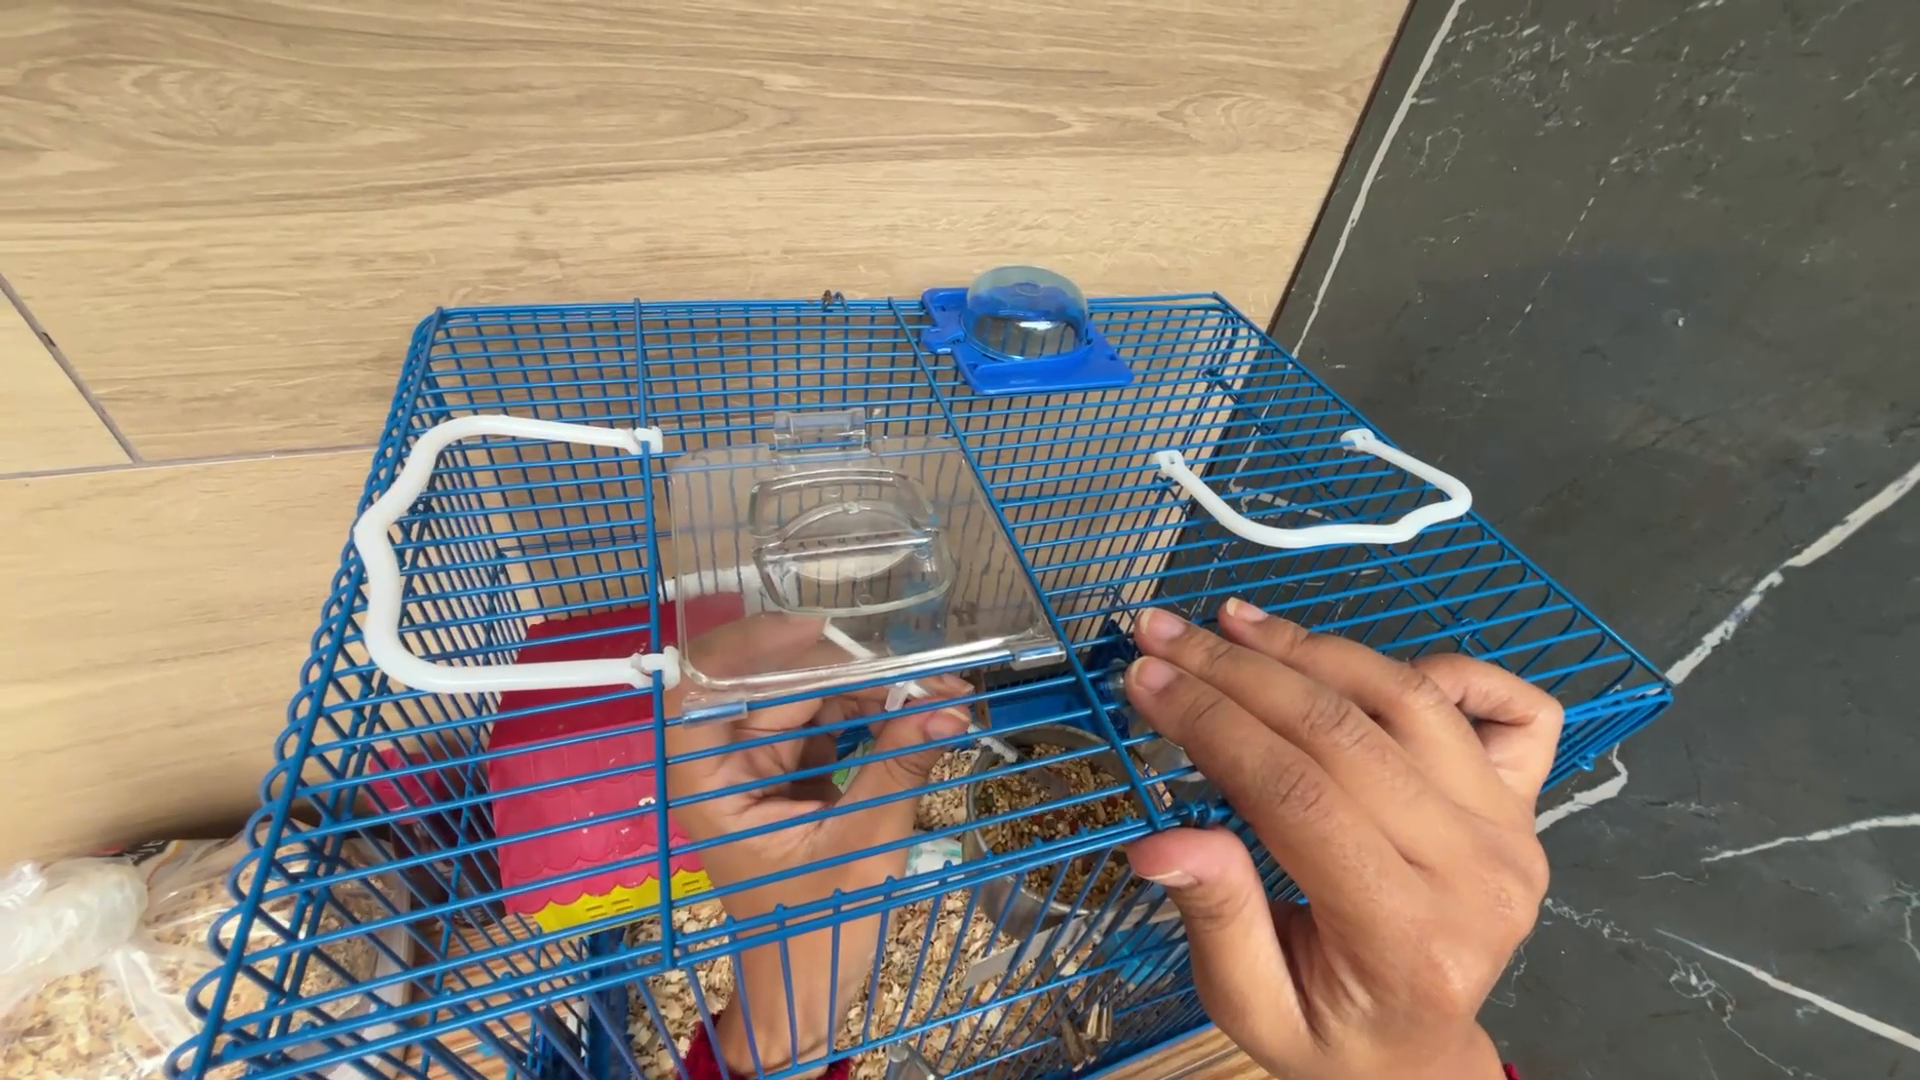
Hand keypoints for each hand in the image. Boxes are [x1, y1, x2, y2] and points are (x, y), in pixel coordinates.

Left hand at [664, 614, 971, 1075]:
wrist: (810, 983)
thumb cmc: (817, 929)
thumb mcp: (863, 849)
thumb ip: (898, 768)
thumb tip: (948, 704)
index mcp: (712, 787)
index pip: (706, 696)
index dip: (749, 651)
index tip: (817, 631)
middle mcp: (729, 762)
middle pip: (776, 687)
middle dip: (849, 671)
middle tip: (923, 671)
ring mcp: (763, 759)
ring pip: (810, 696)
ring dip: (871, 686)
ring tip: (936, 687)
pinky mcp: (795, 764)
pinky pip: (831, 717)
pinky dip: (873, 708)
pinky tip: (916, 706)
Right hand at [1122, 601, 1560, 1079]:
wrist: (1425, 1058)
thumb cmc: (1329, 1036)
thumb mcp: (1251, 1010)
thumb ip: (1216, 922)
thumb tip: (1155, 842)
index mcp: (1405, 937)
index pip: (1292, 792)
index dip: (1208, 721)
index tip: (1141, 677)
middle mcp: (1475, 871)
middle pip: (1338, 730)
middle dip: (1232, 668)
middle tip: (1160, 633)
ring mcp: (1509, 828)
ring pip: (1402, 698)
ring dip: (1304, 645)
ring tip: (1227, 620)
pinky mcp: (1523, 802)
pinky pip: (1509, 707)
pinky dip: (1439, 666)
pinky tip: (1357, 661)